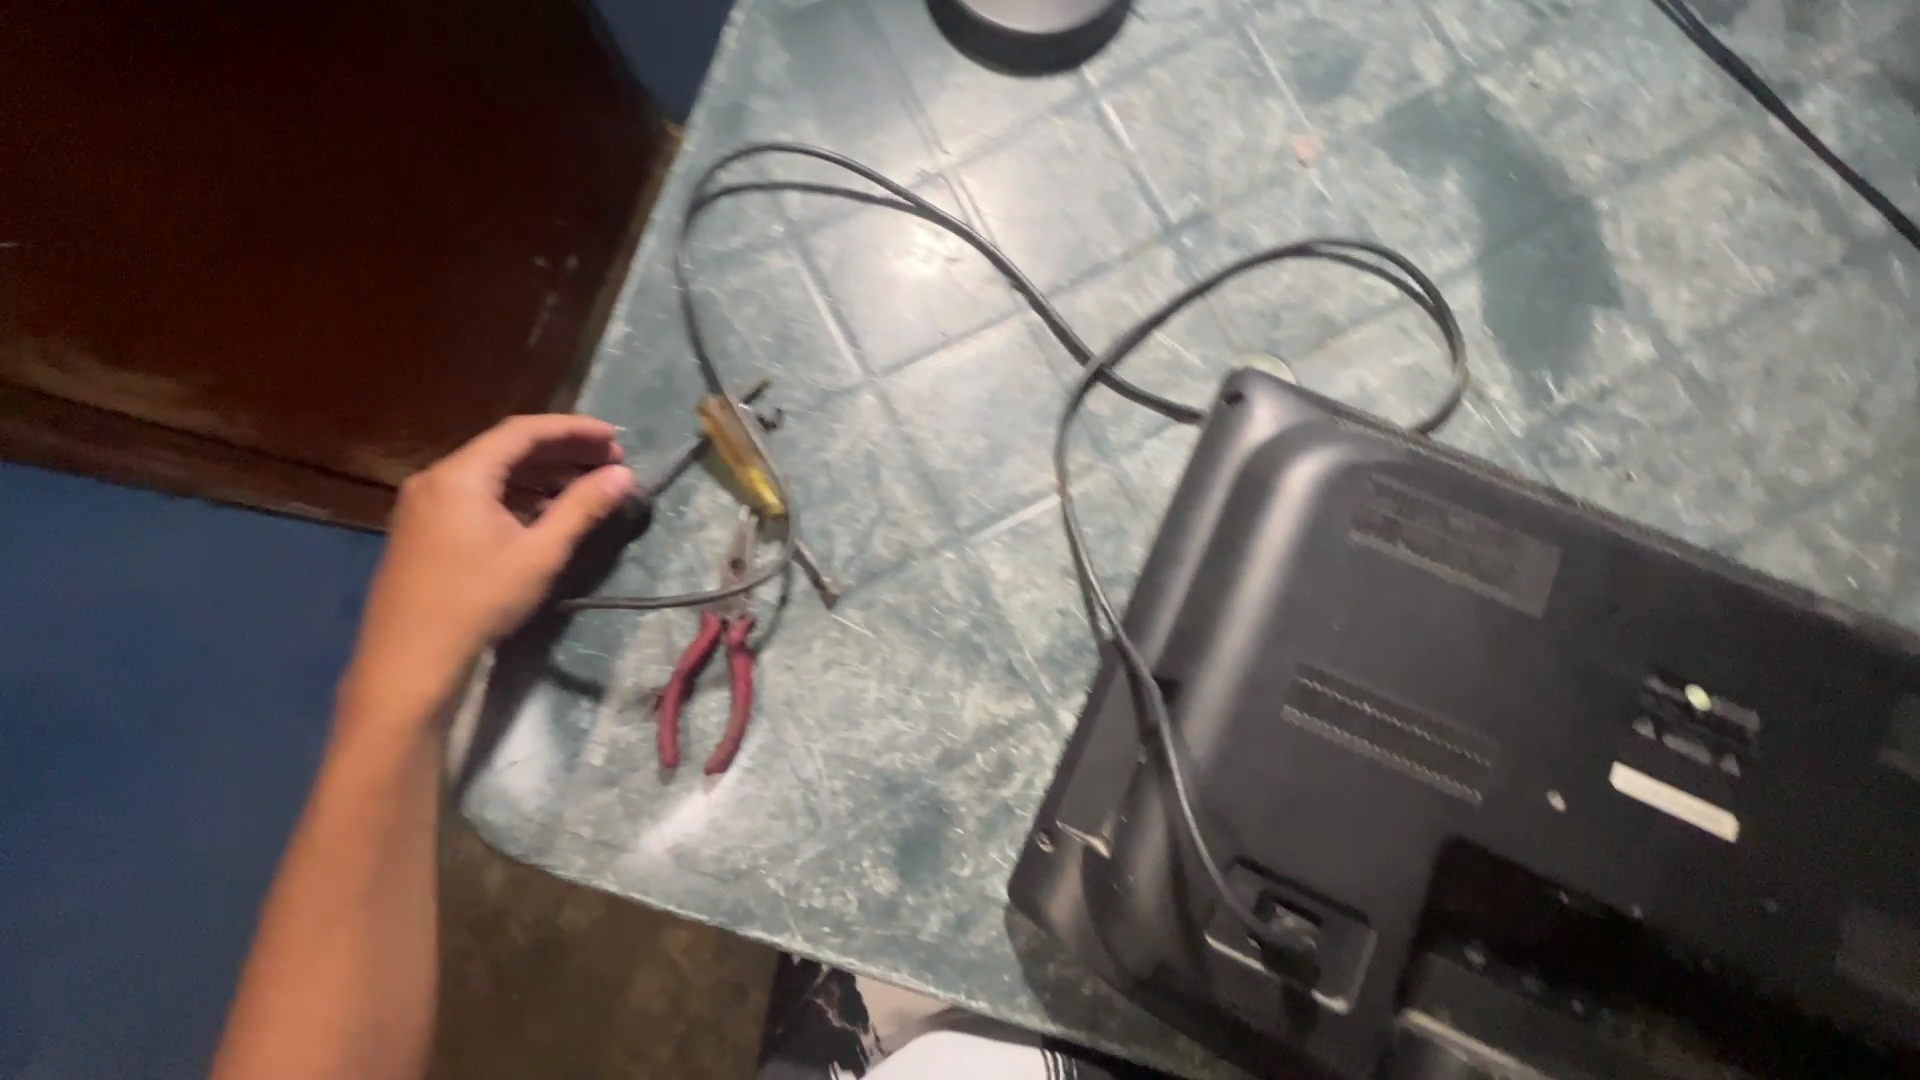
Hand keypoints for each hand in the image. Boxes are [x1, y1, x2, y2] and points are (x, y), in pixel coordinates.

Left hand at [340, 415, 633, 723]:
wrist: (410, 658)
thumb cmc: (479, 600)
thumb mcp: (540, 553)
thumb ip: (582, 507)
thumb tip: (622, 474)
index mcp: (461, 475)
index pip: (523, 432)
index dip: (573, 429)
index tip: (614, 438)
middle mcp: (436, 478)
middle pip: (506, 448)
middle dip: (562, 451)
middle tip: (609, 460)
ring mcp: (424, 504)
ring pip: (491, 472)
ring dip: (541, 473)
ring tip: (586, 485)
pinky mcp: (423, 529)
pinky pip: (476, 494)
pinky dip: (516, 493)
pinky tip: (545, 510)